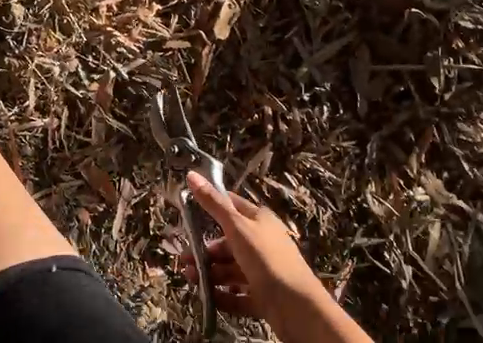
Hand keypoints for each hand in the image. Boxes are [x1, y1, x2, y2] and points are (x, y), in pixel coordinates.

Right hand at [177, 173, 371, 342]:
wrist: (298, 308)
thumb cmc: (266, 258)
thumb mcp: (236, 226)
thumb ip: (213, 203)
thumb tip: (191, 174)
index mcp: (260, 221)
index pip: (232, 206)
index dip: (211, 206)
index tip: (188, 212)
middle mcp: (262, 243)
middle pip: (227, 243)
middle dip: (205, 252)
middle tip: (185, 259)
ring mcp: (263, 272)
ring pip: (230, 270)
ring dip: (210, 274)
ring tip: (191, 279)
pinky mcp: (264, 297)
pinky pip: (238, 294)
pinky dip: (223, 295)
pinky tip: (209, 296)